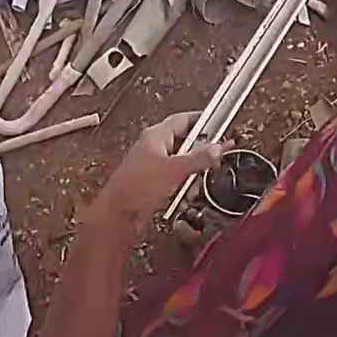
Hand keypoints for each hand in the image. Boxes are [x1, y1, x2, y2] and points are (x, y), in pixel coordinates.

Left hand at [90, 112, 224, 236]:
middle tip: (213, 163)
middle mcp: (155, 147)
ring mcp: (153, 164)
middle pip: (186, 143)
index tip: (219, 126)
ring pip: (182, 163)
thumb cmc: (138, 187)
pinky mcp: (153, 182)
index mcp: (156, 136)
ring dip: (192, 176)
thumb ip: (198, 158)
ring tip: (194, 187)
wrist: (117, 216)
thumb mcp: (174, 170)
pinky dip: (183, 187)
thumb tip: (218, 148)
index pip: (184, 120)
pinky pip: (175, 179)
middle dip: (200, 156)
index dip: (202, 121)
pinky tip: (184, 197)